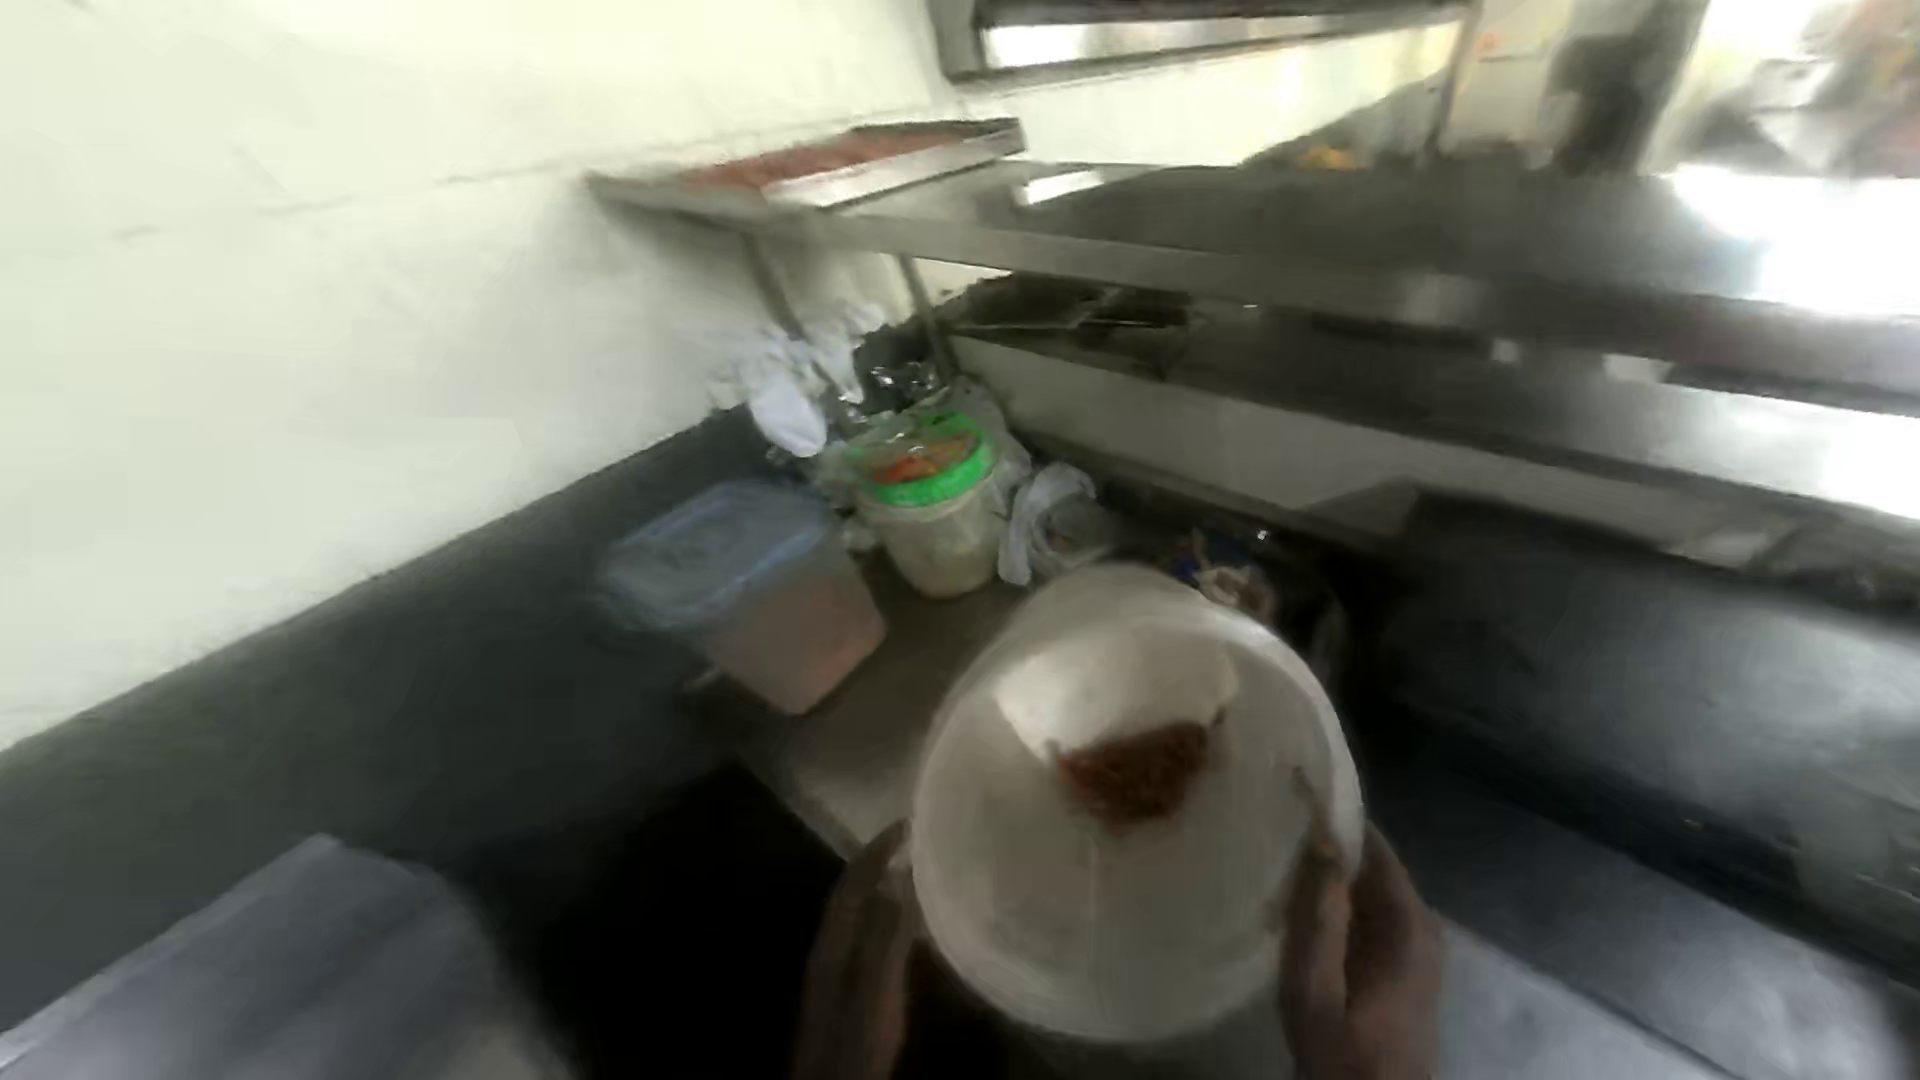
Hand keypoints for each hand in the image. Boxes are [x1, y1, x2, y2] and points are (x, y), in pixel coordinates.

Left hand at [792, 823, 915, 1079]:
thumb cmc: (859, 1036)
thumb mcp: (878, 984)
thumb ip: (889, 930)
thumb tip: (900, 876)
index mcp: (835, 936)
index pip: (854, 877)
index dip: (878, 847)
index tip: (906, 823)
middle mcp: (831, 942)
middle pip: (852, 889)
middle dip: (877, 858)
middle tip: (909, 838)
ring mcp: (836, 963)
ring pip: (858, 908)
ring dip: (880, 882)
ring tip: (910, 866)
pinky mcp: (846, 982)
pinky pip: (866, 928)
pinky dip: (884, 909)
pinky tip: (904, 920)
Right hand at [1282, 822, 1442, 1079]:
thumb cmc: (1342, 1046)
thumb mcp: (1317, 980)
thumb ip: (1322, 911)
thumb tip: (1322, 836)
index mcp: (1409, 922)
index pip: (1372, 841)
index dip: (1331, 807)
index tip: (1287, 782)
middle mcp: (1421, 920)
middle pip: (1369, 854)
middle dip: (1323, 829)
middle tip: (1270, 807)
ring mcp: (1414, 937)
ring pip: (1365, 875)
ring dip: (1324, 855)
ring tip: (1274, 834)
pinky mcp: (1400, 951)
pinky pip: (1365, 897)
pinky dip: (1332, 882)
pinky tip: (1294, 879)